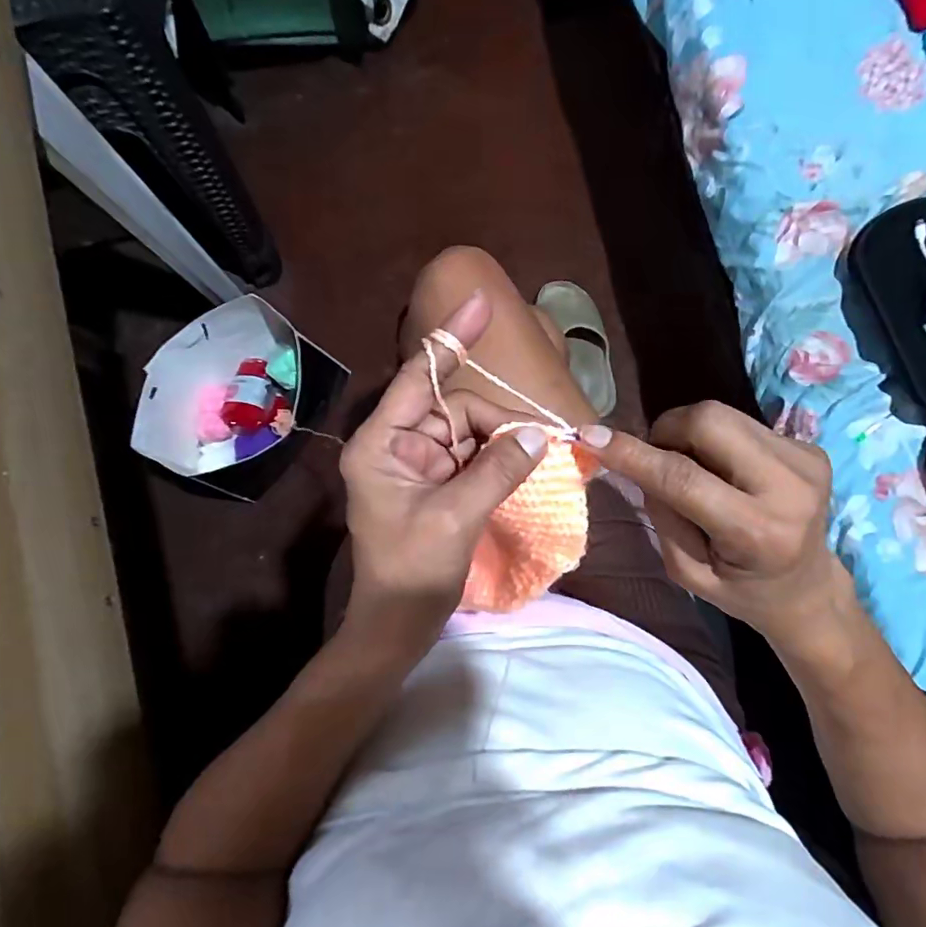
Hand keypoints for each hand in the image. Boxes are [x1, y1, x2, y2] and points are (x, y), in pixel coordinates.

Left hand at [340, 291, 547, 635]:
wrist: (397, 625)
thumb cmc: (412, 573)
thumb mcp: (455, 518)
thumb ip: (497, 470)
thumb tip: (539, 434)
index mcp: (381, 444)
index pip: (420, 376)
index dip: (453, 339)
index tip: (482, 301)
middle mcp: (396, 443)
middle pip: (455, 405)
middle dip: (498, 419)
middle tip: (544, 440)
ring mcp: (417, 462)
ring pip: (469, 429)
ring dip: (503, 439)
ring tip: (540, 456)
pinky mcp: (435, 482)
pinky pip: (472, 454)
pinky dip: (498, 457)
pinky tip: (524, 463)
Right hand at [580, 402, 870, 669]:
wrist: (807, 588)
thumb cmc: (738, 588)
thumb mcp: (685, 569)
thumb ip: (661, 513)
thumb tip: (636, 460)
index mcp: (757, 531)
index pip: (682, 478)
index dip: (633, 454)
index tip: (592, 437)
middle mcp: (790, 487)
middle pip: (709, 421)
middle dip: (667, 430)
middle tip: (656, 456)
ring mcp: (805, 461)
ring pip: (723, 414)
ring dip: (690, 433)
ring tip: (691, 465)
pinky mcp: (810, 447)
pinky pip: (741, 423)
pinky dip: (716, 440)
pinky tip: (723, 469)